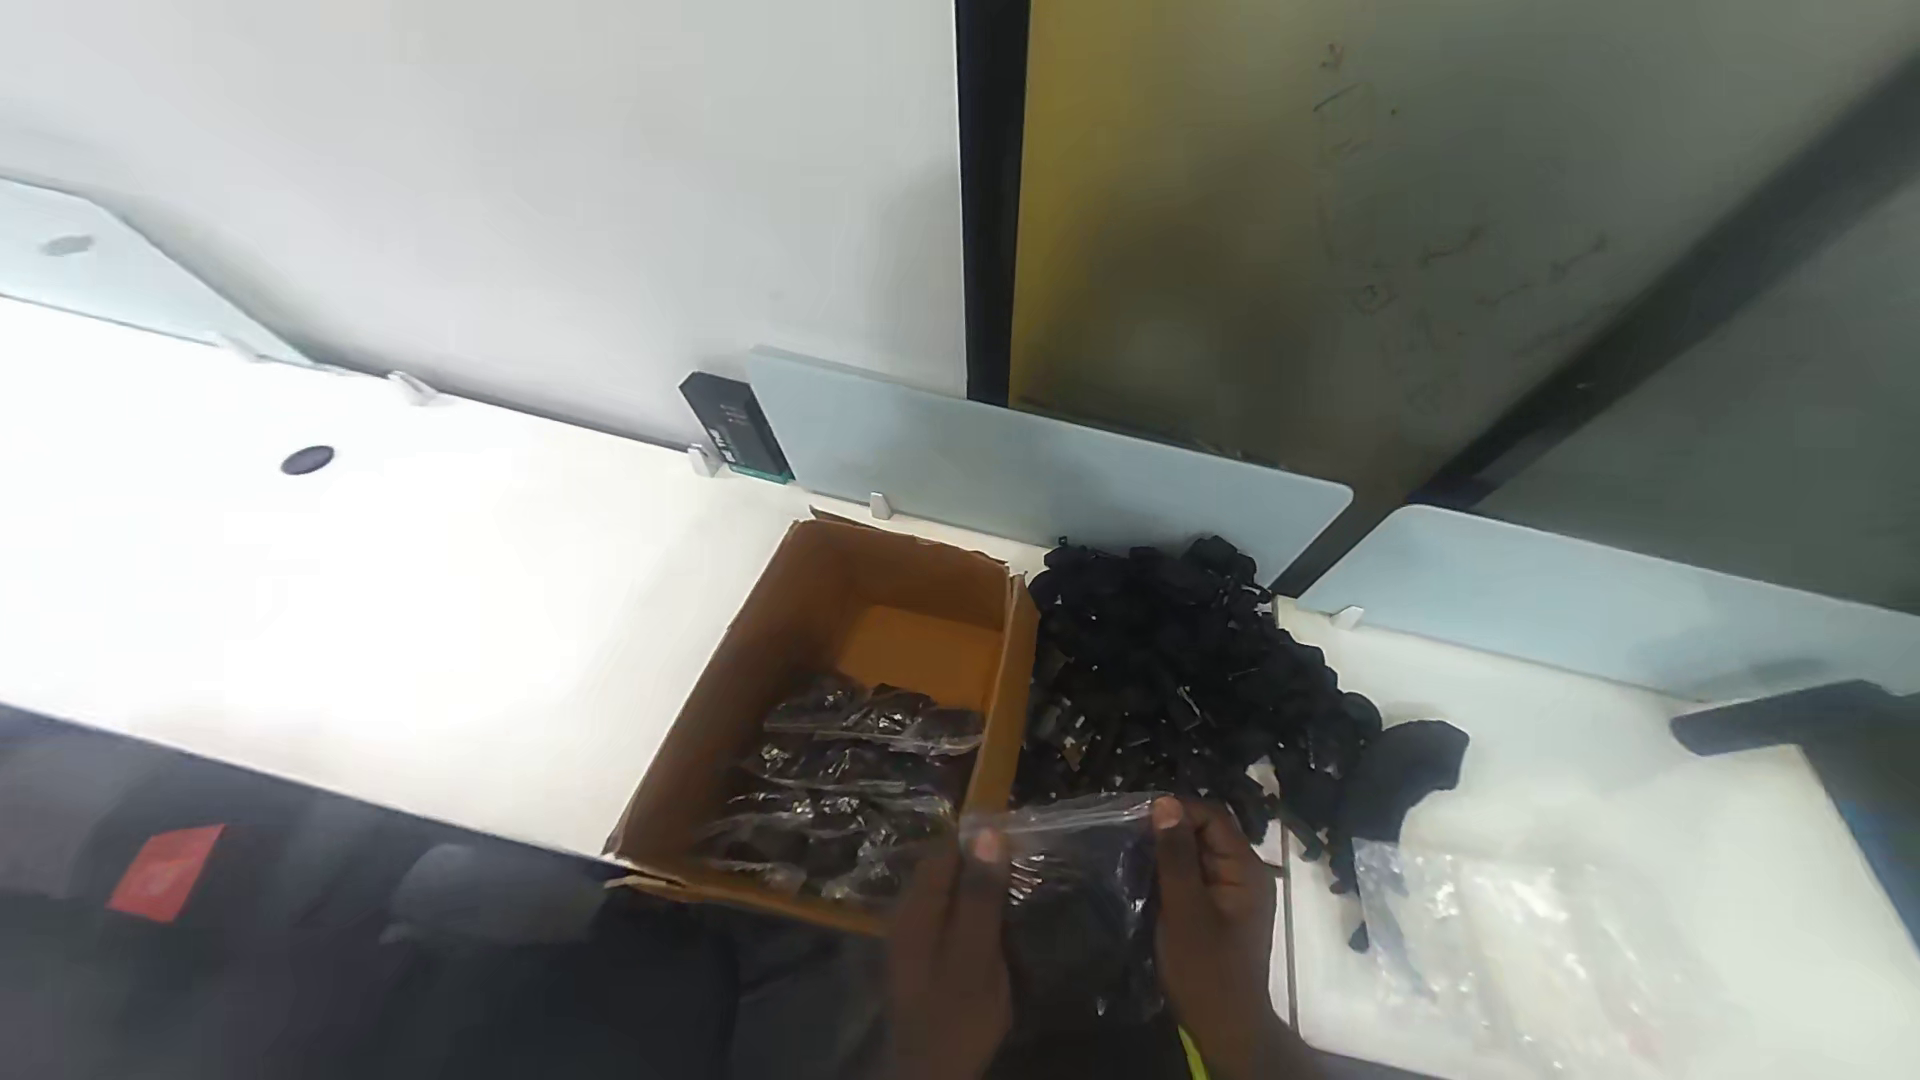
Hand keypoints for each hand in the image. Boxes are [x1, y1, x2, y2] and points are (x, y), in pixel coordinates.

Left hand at [886, 829, 1011, 1079]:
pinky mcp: (924, 950)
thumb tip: (987, 830)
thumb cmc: (955, 1017)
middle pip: (947, 865)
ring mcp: (913, 930)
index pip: (947, 847)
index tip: (1015, 838)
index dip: (979, 838)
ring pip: (950, 888)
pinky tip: (993, 926)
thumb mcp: (975, 955)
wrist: (931, 1079)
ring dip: (979, 887)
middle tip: (1020, 871)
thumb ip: (980, 894)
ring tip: (1011, 897)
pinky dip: (973, 911)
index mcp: (916, 905)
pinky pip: (950, 911)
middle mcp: (908, 909)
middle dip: (982, 862)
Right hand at [1153, 796, 1314, 1079]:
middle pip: (1203, 829)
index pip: (1211, 816)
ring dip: (1165, 847)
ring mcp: (1228, 889)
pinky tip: (1143, 872)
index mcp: (1245, 869)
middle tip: (1129, 832)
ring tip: (1131, 849)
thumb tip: (1164, 802)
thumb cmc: (1206, 971)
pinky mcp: (1213, 904)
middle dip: (1168, 827)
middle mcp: (1241, 872)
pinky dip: (1168, 867)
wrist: (1224, 1032)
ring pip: (1194, 849)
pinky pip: (1190, 870)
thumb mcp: (1186, 910)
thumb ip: (1176, 856)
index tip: (1138, 817)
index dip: (1177, 809)